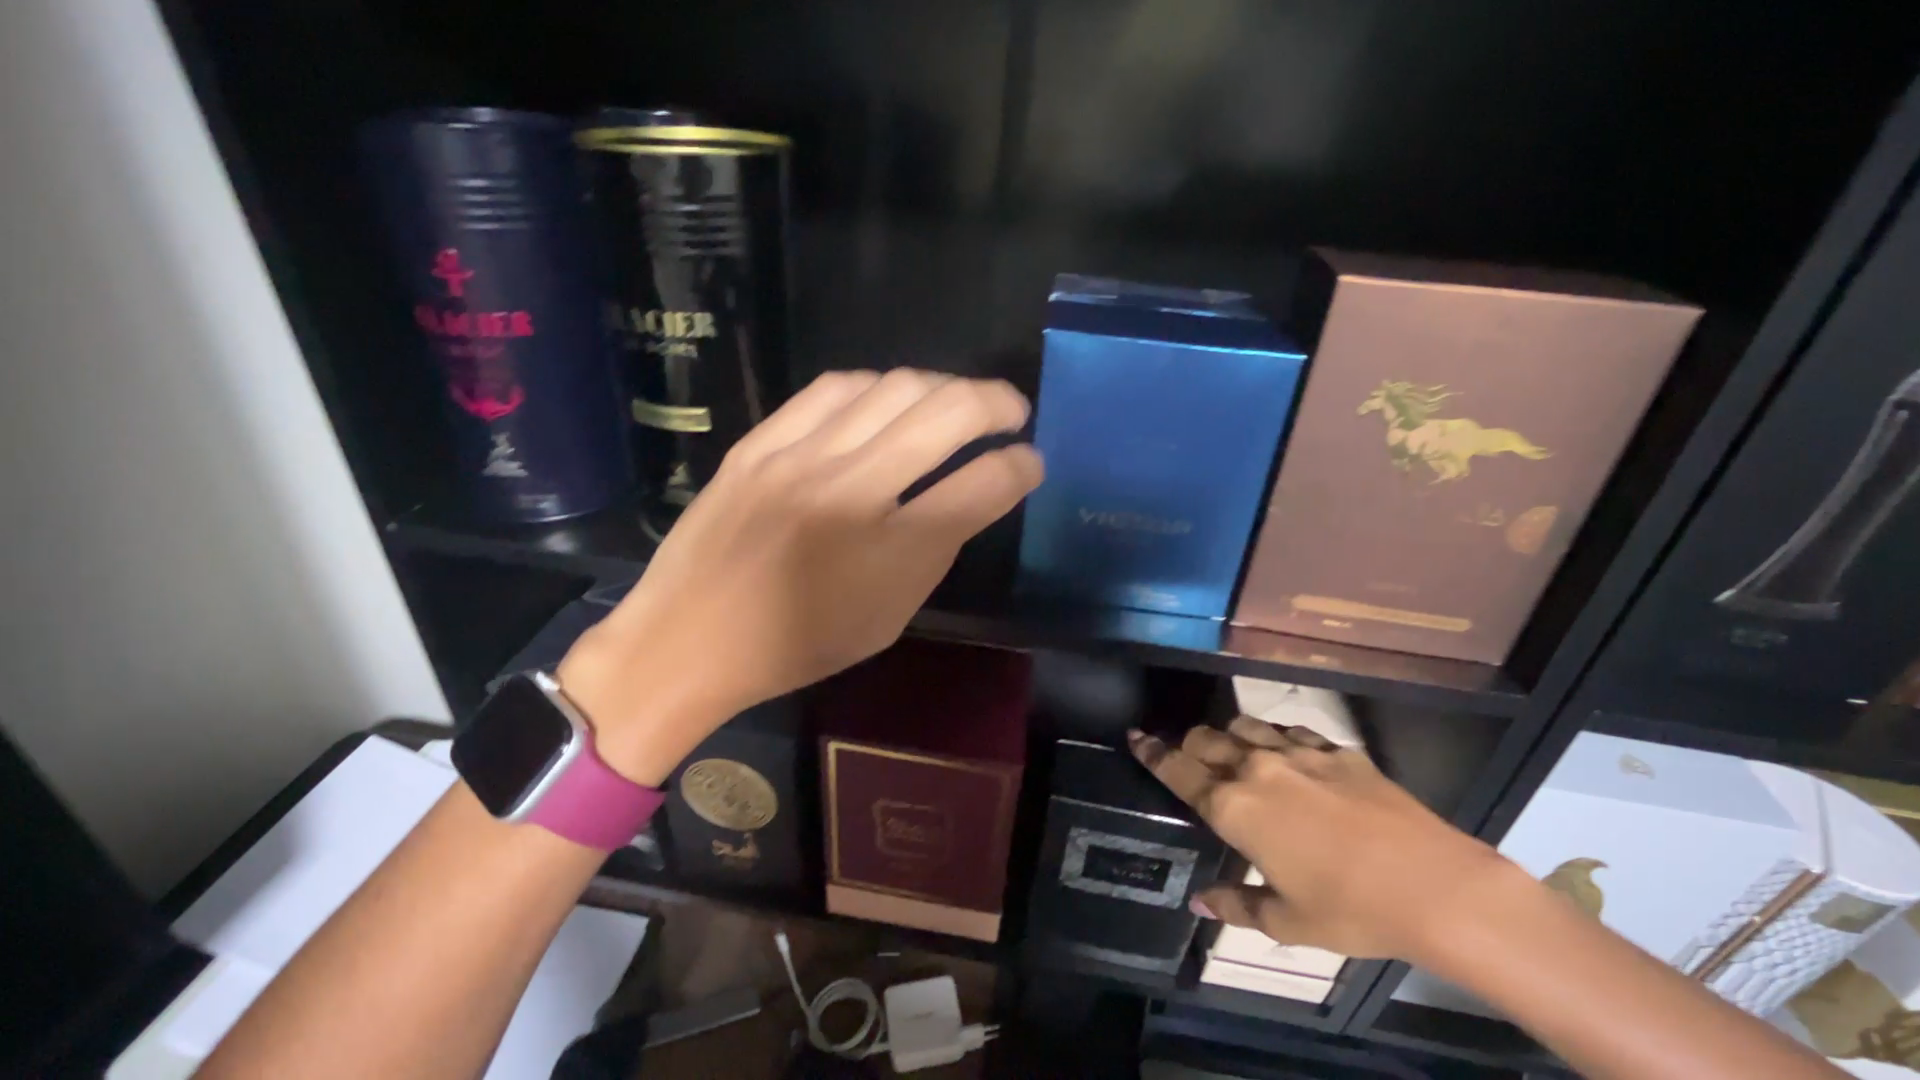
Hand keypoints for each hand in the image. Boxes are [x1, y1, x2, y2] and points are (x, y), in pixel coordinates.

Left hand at [559, 369, 1042, 784]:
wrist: (689, 641)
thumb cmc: (798, 647)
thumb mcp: (887, 618)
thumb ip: (934, 552)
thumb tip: (971, 494)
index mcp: (893, 553)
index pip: (984, 484)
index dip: (1022, 466)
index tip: (1030, 462)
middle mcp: (854, 493)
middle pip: (948, 414)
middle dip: (998, 403)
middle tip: (1011, 412)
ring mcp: (802, 460)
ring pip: (895, 387)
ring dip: (942, 386)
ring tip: (952, 401)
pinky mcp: (759, 443)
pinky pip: (832, 389)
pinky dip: (875, 387)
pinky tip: (886, 400)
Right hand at [1131, 719, 1514, 960]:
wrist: (1435, 885)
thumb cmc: (1351, 911)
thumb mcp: (1287, 922)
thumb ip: (1236, 905)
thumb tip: (1200, 901)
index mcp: (1235, 809)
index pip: (1178, 771)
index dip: (1151, 753)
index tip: (1135, 737)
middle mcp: (1258, 770)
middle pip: (1208, 740)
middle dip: (1188, 744)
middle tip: (1184, 754)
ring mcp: (1301, 754)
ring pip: (1247, 726)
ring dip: (1229, 735)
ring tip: (1230, 749)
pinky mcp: (1340, 752)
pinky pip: (1293, 731)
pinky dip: (1276, 737)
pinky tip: (1285, 752)